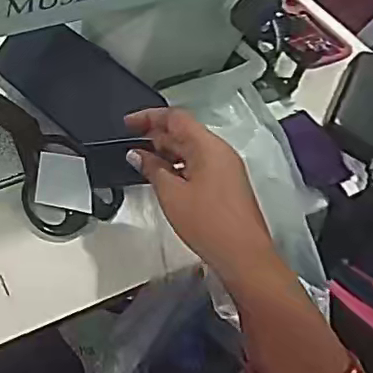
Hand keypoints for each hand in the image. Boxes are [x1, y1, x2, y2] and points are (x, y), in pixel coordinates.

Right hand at [125, 108, 283, 284]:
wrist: (243, 256)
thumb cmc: (212, 225)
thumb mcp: (170, 193)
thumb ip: (151, 168)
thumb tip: (138, 155)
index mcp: (208, 148)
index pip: (176, 118)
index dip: (149, 117)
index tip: (129, 122)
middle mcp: (220, 153)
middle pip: (184, 132)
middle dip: (155, 135)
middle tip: (130, 142)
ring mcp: (225, 169)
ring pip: (190, 149)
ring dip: (165, 152)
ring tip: (141, 161)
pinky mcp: (226, 185)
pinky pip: (198, 164)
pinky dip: (177, 166)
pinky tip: (161, 177)